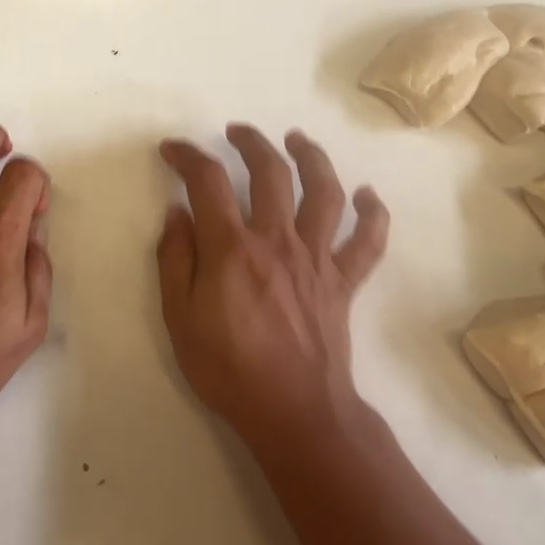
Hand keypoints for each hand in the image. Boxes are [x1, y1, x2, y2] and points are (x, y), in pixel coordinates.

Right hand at [157, 125, 389, 443]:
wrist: (295, 412)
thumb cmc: (228, 368)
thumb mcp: (179, 317)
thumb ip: (175, 259)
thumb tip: (177, 212)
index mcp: (232, 247)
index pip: (207, 181)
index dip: (187, 155)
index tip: (172, 150)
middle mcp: (277, 240)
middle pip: (271, 172)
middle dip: (252, 143)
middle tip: (237, 132)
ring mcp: (316, 259)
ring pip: (323, 193)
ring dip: (312, 159)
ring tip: (298, 141)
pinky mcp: (342, 282)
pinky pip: (366, 243)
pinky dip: (371, 215)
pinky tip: (366, 196)